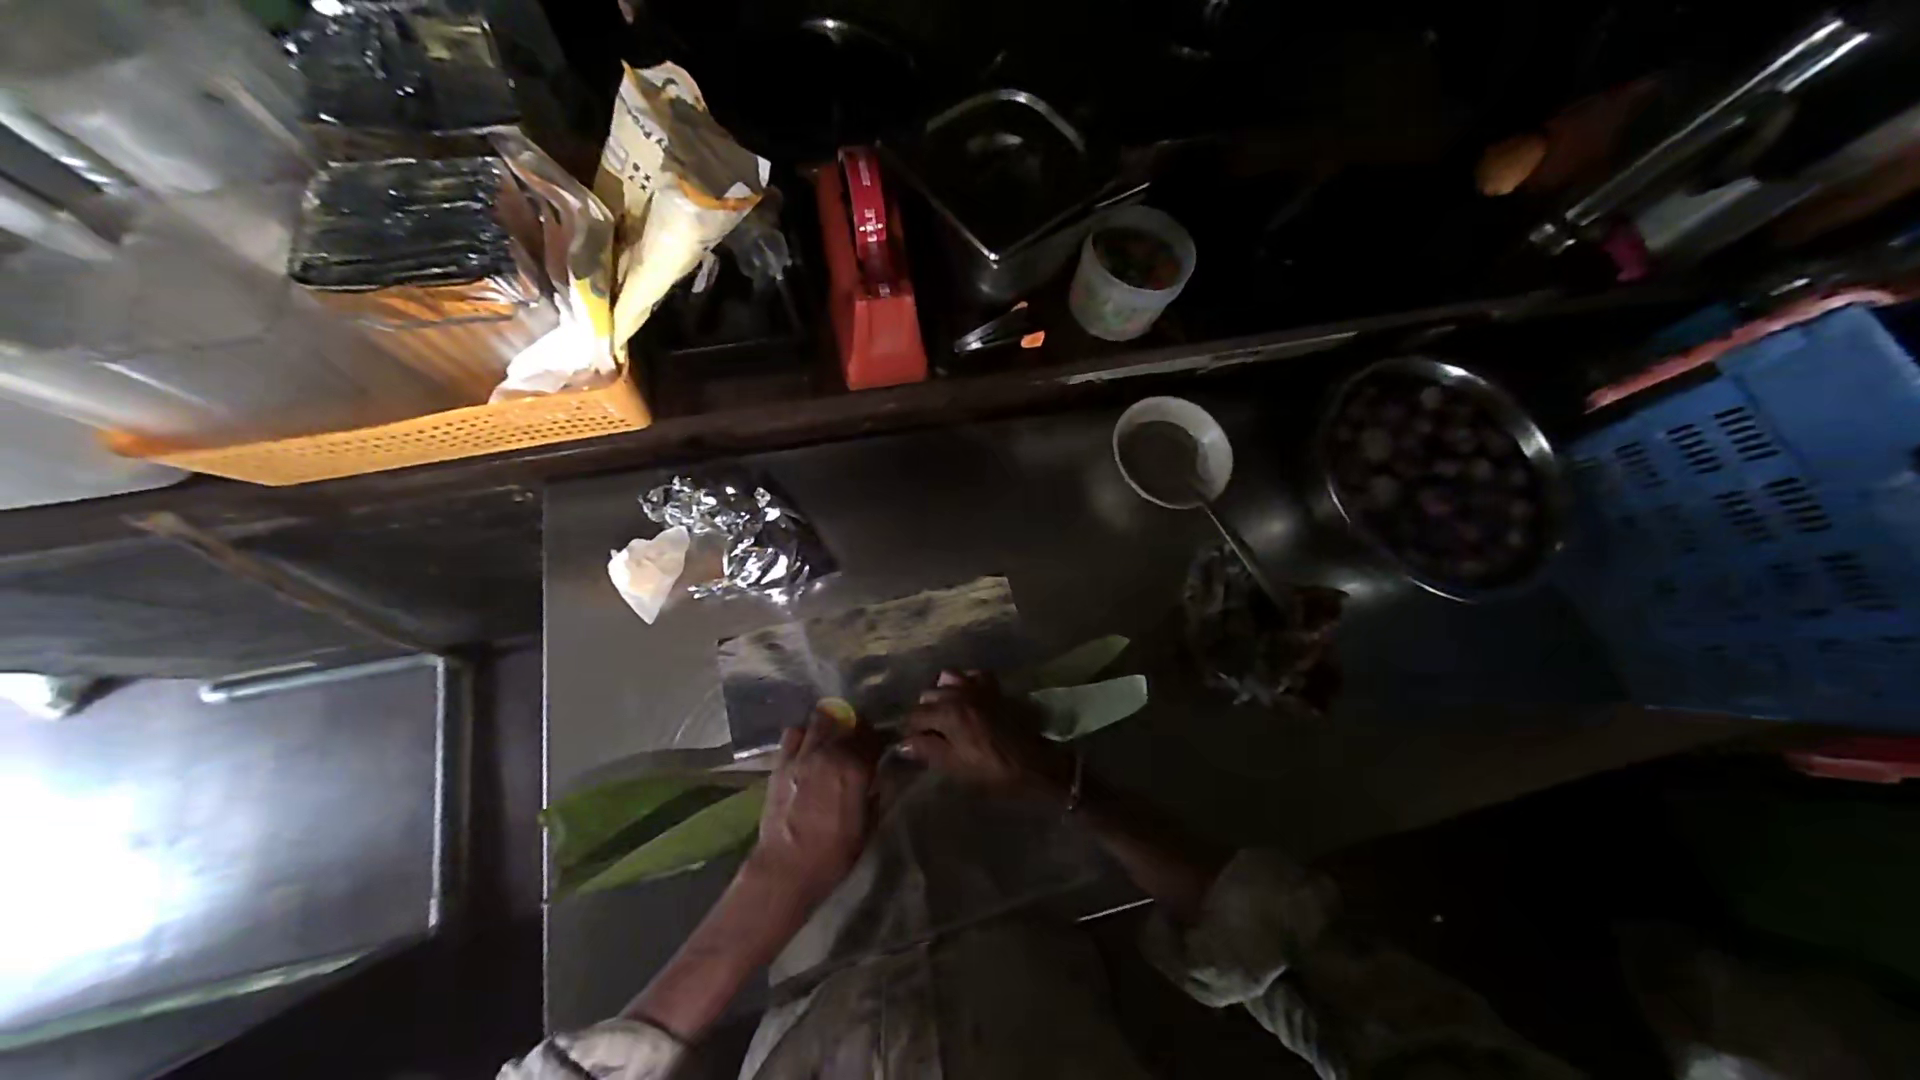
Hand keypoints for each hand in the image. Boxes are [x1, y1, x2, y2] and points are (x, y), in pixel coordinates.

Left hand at [749, 707, 879, 906]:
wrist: (785, 869)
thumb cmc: (833, 854)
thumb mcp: (868, 825)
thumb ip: (876, 792)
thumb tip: (882, 775)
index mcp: (855, 768)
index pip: (873, 737)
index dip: (880, 738)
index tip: (883, 743)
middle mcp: (829, 753)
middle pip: (848, 723)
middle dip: (857, 728)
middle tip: (860, 739)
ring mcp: (802, 755)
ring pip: (820, 720)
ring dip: (831, 724)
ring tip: (834, 736)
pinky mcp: (781, 763)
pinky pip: (793, 733)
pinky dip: (804, 733)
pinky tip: (808, 745)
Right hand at [900, 671, 1071, 799]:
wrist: (1034, 764)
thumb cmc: (993, 772)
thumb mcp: (956, 767)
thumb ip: (928, 751)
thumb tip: (903, 744)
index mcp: (949, 714)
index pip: (915, 716)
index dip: (909, 731)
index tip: (910, 744)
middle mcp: (960, 694)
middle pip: (928, 696)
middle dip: (923, 713)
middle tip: (928, 733)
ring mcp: (979, 687)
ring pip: (947, 679)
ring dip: (941, 694)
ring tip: (944, 713)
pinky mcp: (994, 688)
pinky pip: (972, 675)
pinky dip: (965, 682)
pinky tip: (966, 697)